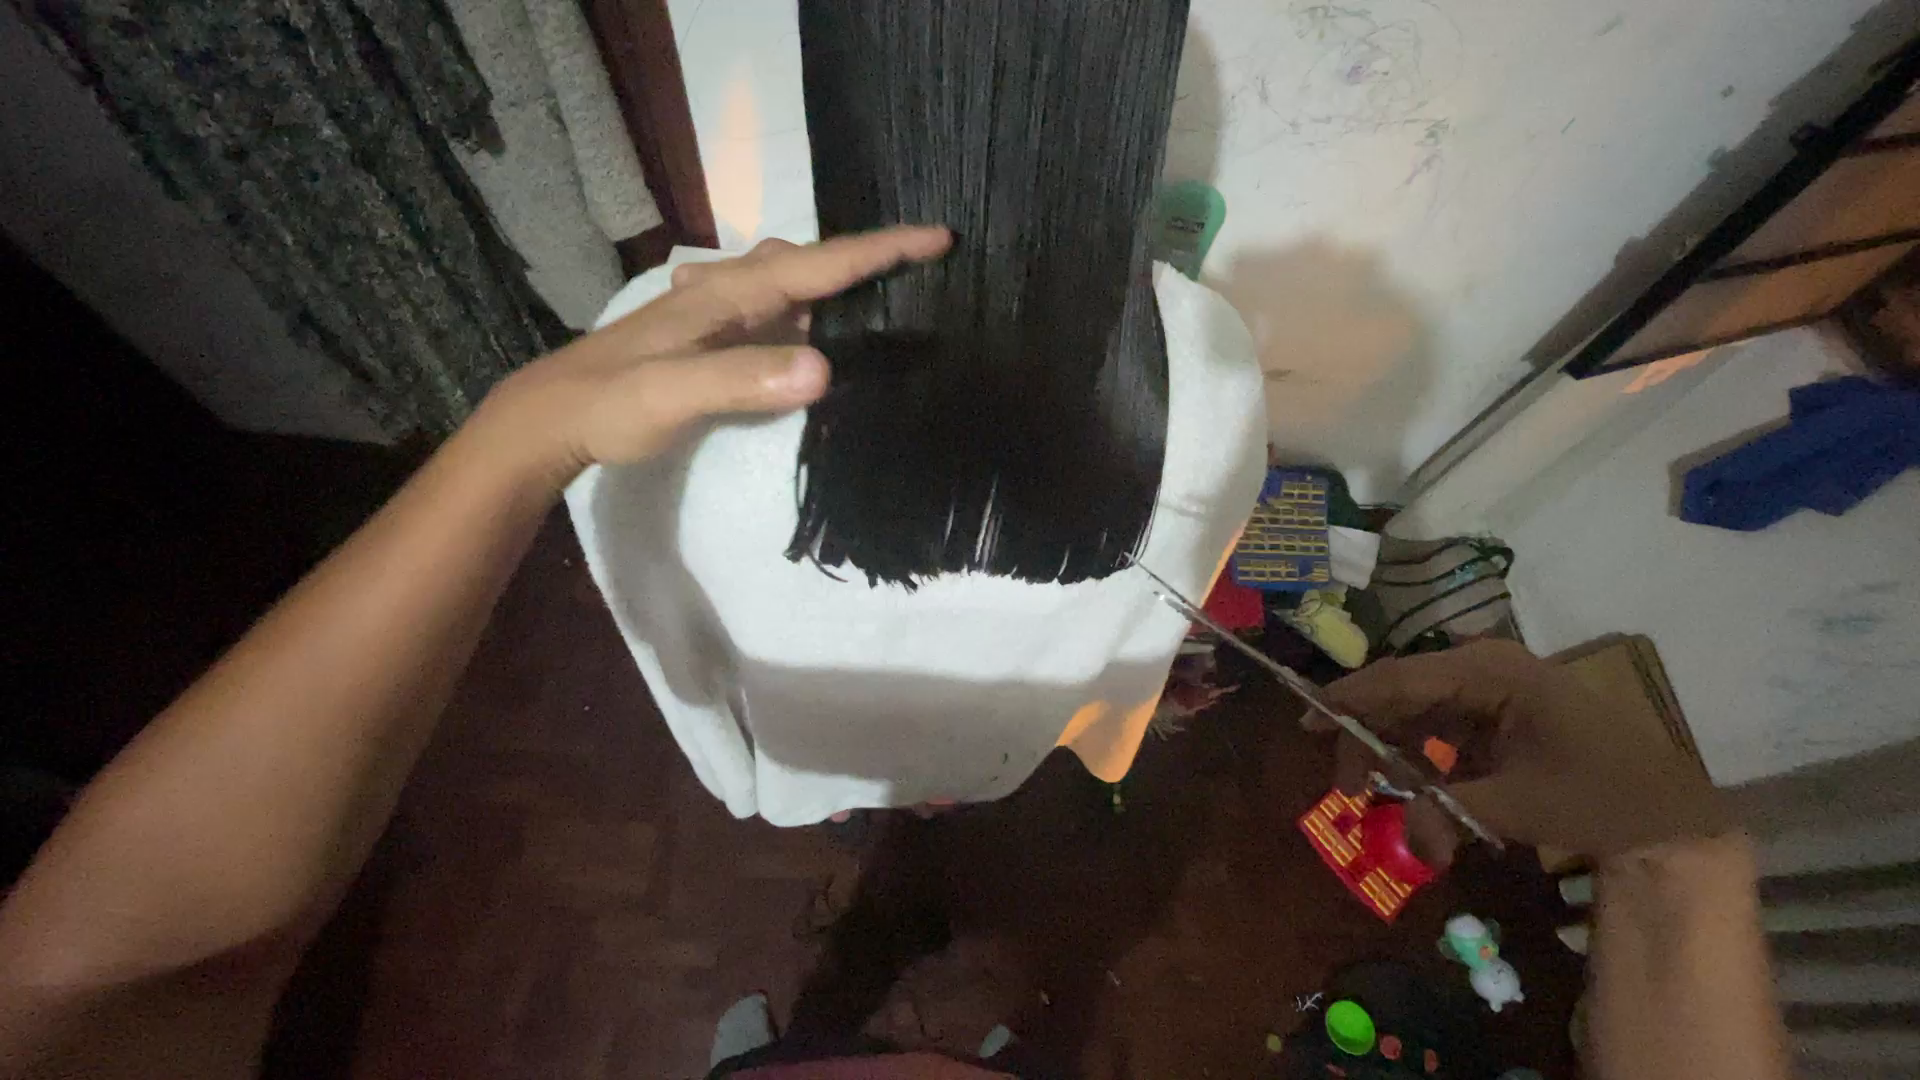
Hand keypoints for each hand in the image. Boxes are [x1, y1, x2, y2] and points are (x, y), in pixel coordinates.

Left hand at [474, 227, 952, 486]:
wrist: (553, 417)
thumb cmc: (610, 404)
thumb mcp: (670, 394)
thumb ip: (741, 380)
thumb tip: (825, 368)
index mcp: (726, 295)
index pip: (816, 264)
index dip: (879, 250)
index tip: (938, 237)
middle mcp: (727, 292)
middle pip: (807, 261)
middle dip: (865, 257)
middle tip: (920, 268)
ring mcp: (718, 314)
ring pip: (791, 282)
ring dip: (838, 281)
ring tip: (885, 296)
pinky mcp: (713, 338)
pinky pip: (777, 311)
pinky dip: (810, 311)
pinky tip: (821, 333)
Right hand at [1306, 639, 1728, 865]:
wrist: (1670, 813)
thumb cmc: (1601, 799)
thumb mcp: (1520, 808)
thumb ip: (1447, 814)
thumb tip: (1404, 842)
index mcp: (1491, 671)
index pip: (1400, 677)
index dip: (1347, 699)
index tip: (1305, 720)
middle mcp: (1483, 665)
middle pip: (1399, 691)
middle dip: (1364, 735)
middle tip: (1344, 787)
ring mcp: (1488, 684)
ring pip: (1411, 706)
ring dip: (1387, 746)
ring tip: (1368, 792)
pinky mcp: (1492, 707)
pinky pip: (1434, 721)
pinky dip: (1414, 751)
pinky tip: (1407, 783)